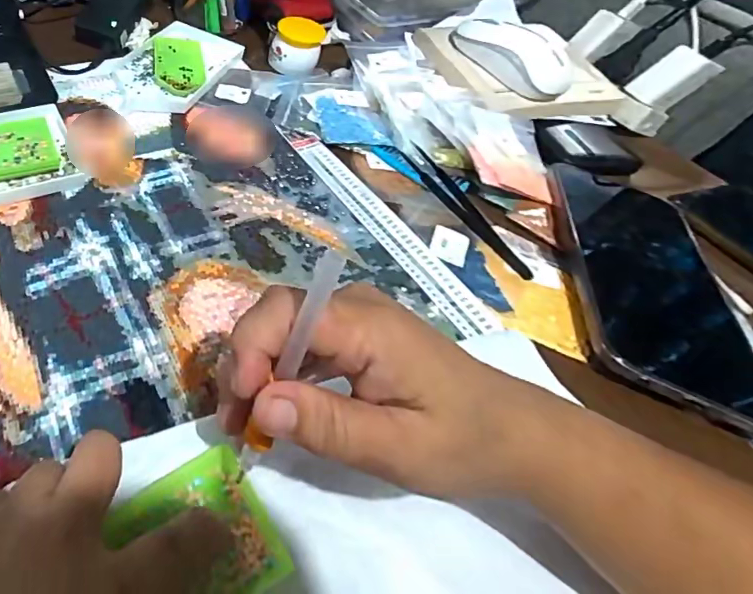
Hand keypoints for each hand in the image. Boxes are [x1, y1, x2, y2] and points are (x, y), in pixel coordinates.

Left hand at [0, 430, 231, 593]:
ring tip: (35, 530)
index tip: (212, 522)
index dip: (201, 531)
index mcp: (109, 585)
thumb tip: (147, 587)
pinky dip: (4, 519)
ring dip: (49, 496)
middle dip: (104, 464)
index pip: (176, 548)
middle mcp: (67, 532)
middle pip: (101, 453)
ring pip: (46, 468)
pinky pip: (0, 497)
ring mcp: (15, 513)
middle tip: (94, 497)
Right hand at [217, 282, 563, 498]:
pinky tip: (276, 406)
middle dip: (245, 360)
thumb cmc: (464, 442)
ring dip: (257, 368)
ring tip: (244, 420)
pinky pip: (302, 341)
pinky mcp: (354, 333)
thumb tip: (260, 404)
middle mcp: (352, 304)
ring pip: (283, 326)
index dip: (251, 346)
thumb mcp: (398, 448)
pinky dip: (280, 371)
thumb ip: (328, 425)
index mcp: (365, 322)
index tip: (241, 400)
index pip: (286, 311)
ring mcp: (353, 316)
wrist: (519, 435)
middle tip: (232, 419)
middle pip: (276, 314)